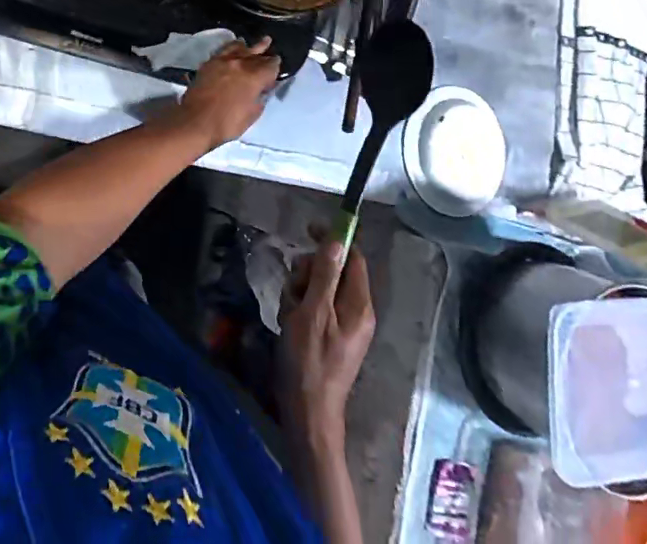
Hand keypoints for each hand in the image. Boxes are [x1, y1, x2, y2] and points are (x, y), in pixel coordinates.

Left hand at [175, 37, 279, 147]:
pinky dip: (231, 47)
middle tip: (269, 46)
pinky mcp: (209, 63)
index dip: (276, 66)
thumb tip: (262, 91)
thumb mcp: (252, 115)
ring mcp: (223, 61)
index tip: (276, 67)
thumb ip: (260, 99)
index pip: (272, 65)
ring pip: (240, 47)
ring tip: (251, 43)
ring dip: (248, 46)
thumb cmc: (227, 123)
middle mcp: (241, 63)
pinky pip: (223, 50)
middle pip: (257, 54)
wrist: (195, 122)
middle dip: (264, 53)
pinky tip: (232, 48)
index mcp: (255, 76)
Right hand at [277, 234, 375, 445]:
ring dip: (299, 293)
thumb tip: (336, 240)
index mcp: (359, 303)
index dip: (333, 240)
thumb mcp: (312, 313)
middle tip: (292, 289)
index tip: (308, 230)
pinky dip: (300, 311)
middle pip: (334, 272)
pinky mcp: (330, 338)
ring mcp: (344, 326)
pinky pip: (316, 310)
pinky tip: (287, 326)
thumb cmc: (309, 363)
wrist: (308, 417)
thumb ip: (324, 276)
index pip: (353, 257)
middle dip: (308, 272)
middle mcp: (357, 311)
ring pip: (320, 290)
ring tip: (287, 315)